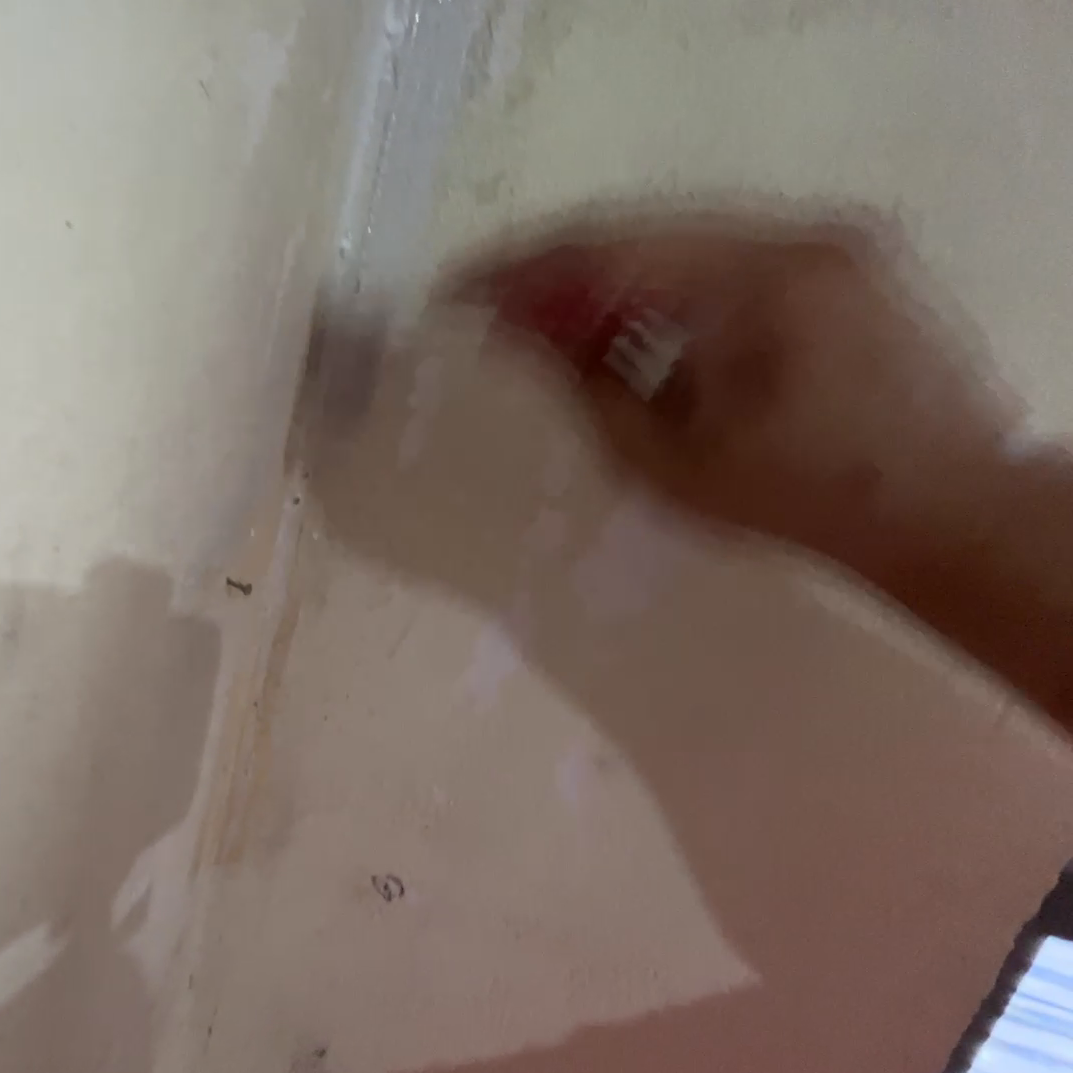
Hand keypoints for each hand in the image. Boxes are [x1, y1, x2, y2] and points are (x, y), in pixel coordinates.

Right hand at [447, 208, 1021, 573]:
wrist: (945, 510)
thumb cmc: (792, 497)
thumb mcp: (662, 454)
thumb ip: (585, 382)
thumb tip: (516, 334)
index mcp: (756, 282)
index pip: (604, 253)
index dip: (518, 272)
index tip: (456, 296)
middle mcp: (794, 237)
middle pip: (634, 234)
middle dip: (547, 273)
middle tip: (484, 307)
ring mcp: (819, 244)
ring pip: (670, 243)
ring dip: (593, 282)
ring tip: (531, 324)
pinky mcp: (829, 264)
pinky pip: (710, 260)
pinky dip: (646, 291)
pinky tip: (606, 327)